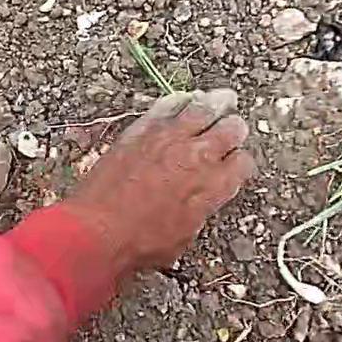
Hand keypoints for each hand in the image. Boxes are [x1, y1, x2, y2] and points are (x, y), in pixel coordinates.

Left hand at [64, 89, 254, 276]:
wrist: (98, 231)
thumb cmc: (140, 243)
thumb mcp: (185, 234)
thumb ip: (201, 207)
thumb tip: (202, 196)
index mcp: (213, 186)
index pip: (243, 162)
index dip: (242, 161)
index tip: (236, 162)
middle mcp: (198, 156)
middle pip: (231, 129)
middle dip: (236, 128)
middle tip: (234, 127)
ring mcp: (169, 139)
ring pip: (203, 108)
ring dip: (216, 103)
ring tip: (223, 98)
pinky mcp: (142, 131)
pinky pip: (167, 106)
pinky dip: (179, 100)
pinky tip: (185, 98)